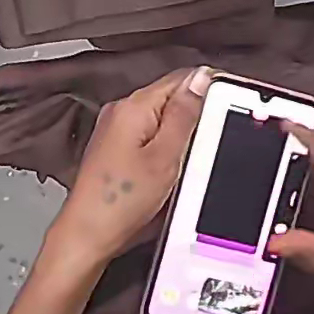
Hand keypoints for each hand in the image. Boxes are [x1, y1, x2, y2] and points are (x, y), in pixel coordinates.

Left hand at [43, 66, 210, 270]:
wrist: (88, 234)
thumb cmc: (120, 201)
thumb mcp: (166, 157)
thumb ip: (185, 114)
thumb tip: (201, 79)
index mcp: (133, 106)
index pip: (181, 78)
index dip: (208, 91)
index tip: (225, 111)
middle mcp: (120, 112)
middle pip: (171, 99)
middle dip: (192, 121)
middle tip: (197, 152)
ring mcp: (116, 130)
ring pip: (161, 121)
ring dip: (178, 140)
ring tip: (177, 168)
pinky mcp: (115, 149)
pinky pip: (149, 139)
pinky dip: (162, 152)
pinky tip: (164, 174)